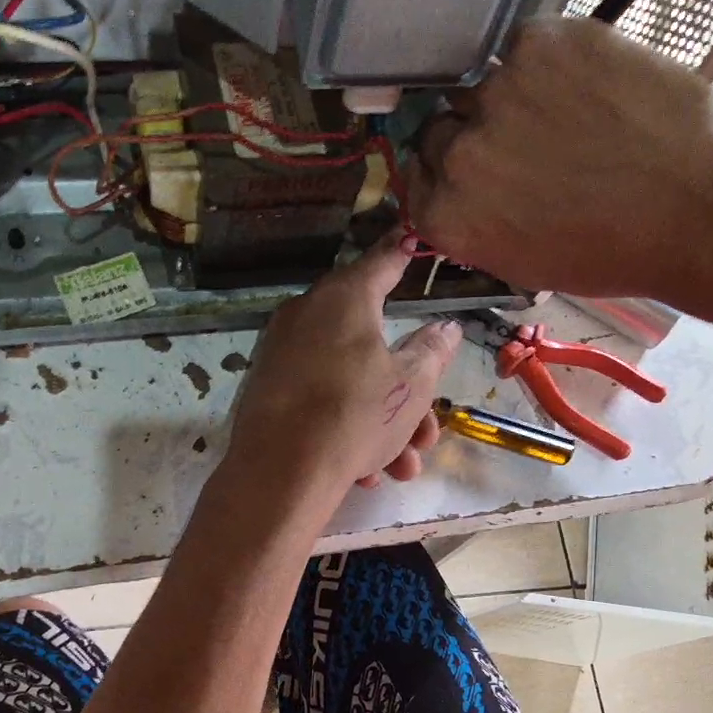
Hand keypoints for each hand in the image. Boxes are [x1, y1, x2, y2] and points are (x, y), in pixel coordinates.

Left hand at [228, 236, 461, 498]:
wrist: (279, 473)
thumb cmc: (354, 416)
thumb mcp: (410, 386)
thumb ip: (432, 352)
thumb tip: (446, 327)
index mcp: (344, 298)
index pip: (383, 262)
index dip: (404, 253)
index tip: (413, 238)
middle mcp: (306, 316)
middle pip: (371, 344)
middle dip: (407, 397)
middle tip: (425, 433)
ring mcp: (281, 354)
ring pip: (348, 383)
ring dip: (383, 428)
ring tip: (400, 468)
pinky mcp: (266, 391)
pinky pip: (318, 402)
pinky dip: (345, 432)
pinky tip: (363, 474)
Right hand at [407, 18, 712, 298]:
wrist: (693, 207)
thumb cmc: (612, 252)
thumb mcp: (522, 263)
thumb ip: (475, 225)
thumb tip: (464, 193)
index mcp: (449, 217)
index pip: (417, 179)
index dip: (442, 173)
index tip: (465, 170)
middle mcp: (459, 154)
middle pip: (441, 128)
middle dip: (472, 136)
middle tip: (520, 144)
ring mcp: (497, 93)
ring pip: (481, 85)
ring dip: (508, 98)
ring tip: (560, 114)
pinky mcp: (540, 45)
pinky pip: (523, 46)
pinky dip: (546, 62)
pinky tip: (584, 86)